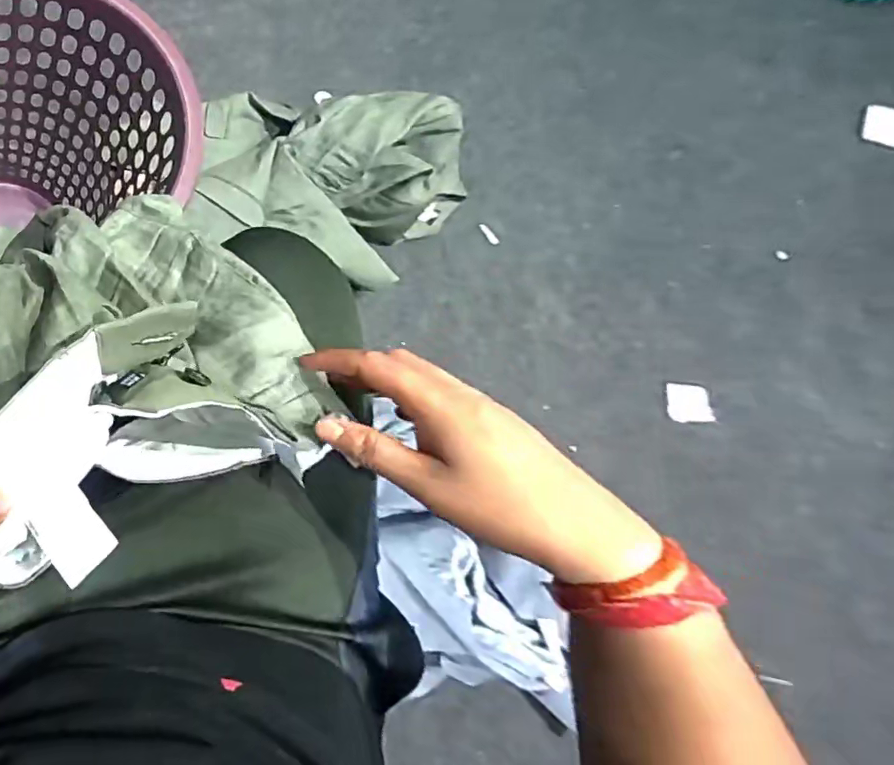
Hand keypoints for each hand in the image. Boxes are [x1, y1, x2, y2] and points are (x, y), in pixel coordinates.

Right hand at [302, 348, 662, 584]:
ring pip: (420, 371)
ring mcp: (481, 403)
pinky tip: (402, 416)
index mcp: (441, 404)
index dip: (336, 360)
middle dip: (356, 363)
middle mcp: (460, 393)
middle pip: (398, 360)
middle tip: (323, 382)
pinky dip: (404, 387)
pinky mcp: (493, 416)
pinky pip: (437, 386)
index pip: (377, 364)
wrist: (590, 533)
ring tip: (353, 396)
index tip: (303, 365)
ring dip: (381, 374)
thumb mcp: (428, 485)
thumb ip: (373, 450)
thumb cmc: (501, 509)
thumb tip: (322, 422)